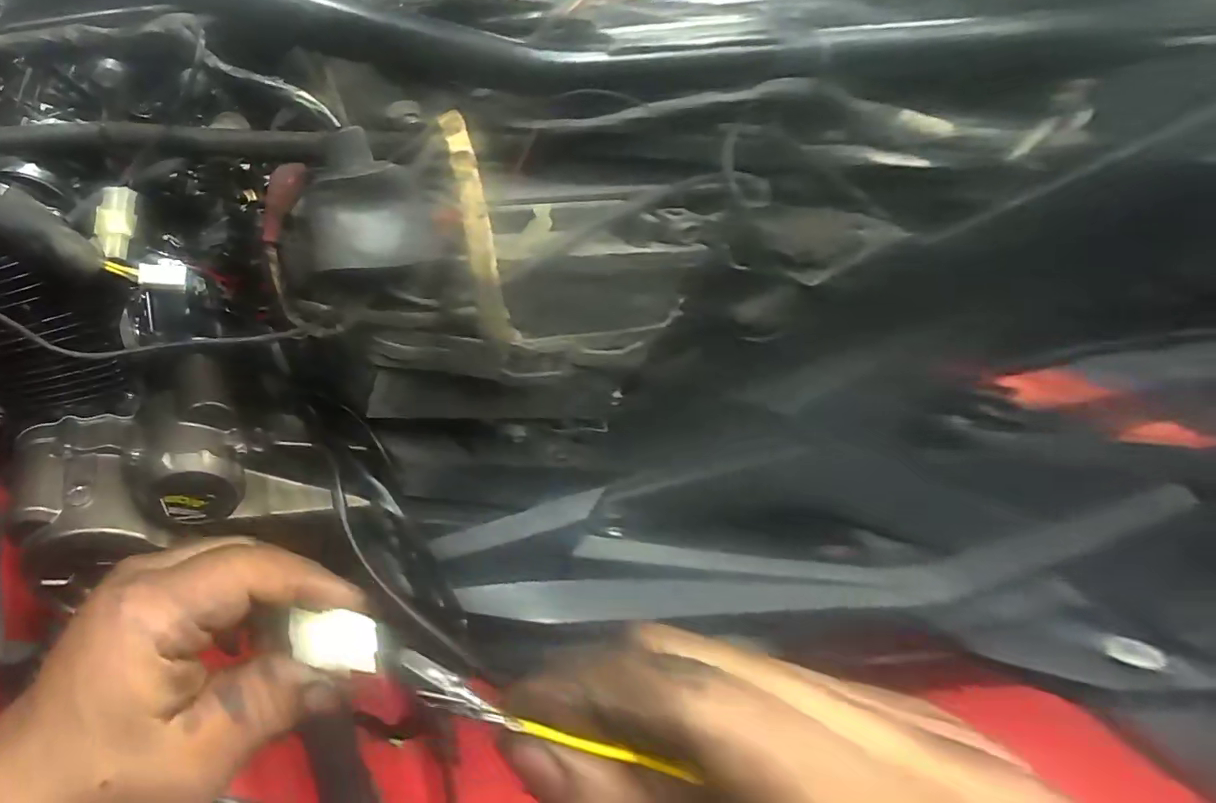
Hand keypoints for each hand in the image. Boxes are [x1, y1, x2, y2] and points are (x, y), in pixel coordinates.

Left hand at [0, 539, 364, 802]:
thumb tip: (335, 674)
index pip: (247, 566)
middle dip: (294, 584)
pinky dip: (240, 603)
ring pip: (221, 562)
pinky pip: (201, 580)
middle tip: (341, 623)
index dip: (307, 580)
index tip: (357, 606)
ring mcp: (135, 578)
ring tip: (309, 634)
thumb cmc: (105, 779)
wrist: (25, 786)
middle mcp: (144, 570)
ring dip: (269, 592)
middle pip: (236, 554)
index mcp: (154, 602)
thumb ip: (266, 704)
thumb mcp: (194, 757)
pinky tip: (259, 639)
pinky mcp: (133, 594)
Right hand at [500, 624, 1066, 802]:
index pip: (682, 690)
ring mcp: (927, 721)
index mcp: (865, 798)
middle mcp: (906, 735)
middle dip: (603, 681)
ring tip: (620, 740)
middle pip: (696, 656)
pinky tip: (708, 752)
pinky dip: (718, 704)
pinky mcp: (931, 723)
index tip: (514, 712)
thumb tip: (526, 744)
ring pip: (731, 657)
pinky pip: (781, 680)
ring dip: (653, 690)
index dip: (579, 690)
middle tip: (553, 727)